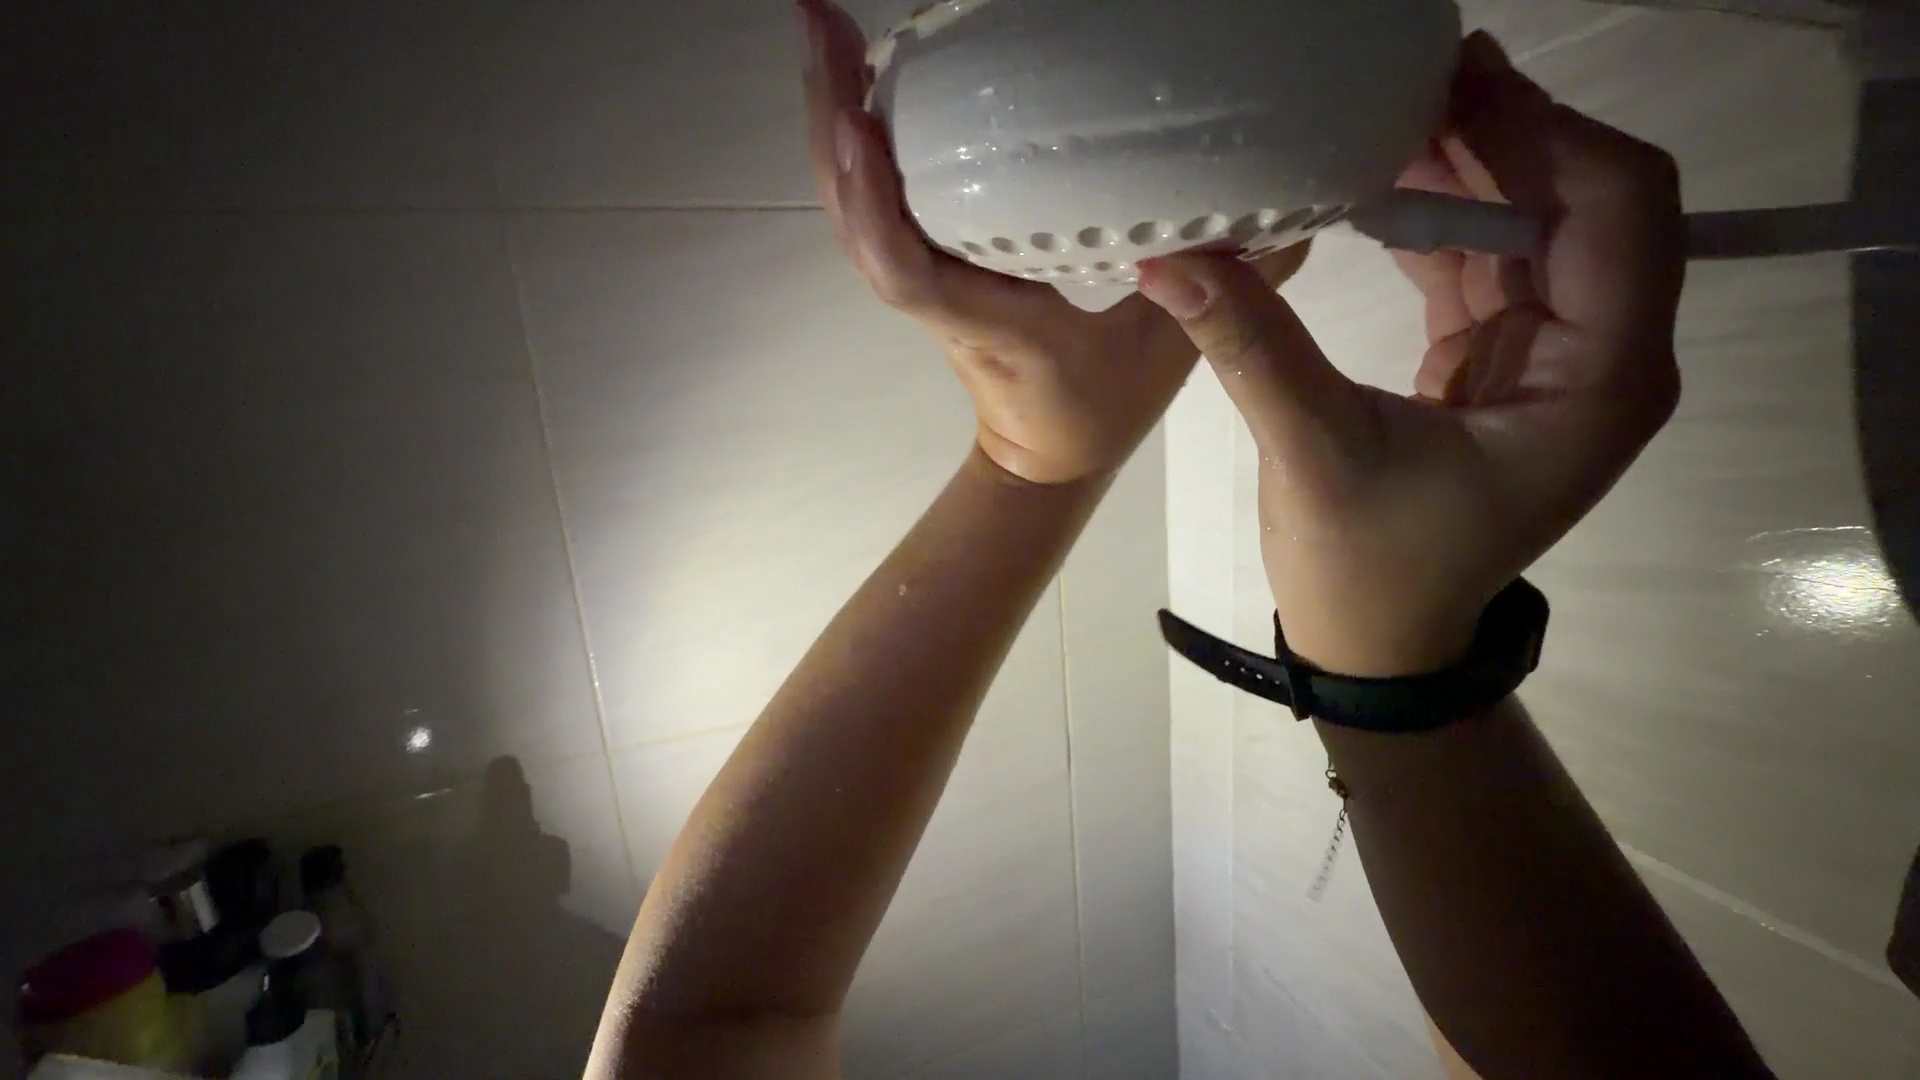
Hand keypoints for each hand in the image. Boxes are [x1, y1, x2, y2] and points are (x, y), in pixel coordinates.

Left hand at [798, 0, 1308, 484]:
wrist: (1042, 457)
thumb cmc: (1097, 413)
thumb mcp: (1163, 357)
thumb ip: (1215, 292)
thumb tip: (1280, 208)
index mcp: (988, 325)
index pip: (905, 270)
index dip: (872, 200)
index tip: (856, 115)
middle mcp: (942, 303)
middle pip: (857, 222)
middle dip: (831, 119)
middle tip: (823, 20)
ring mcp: (930, 288)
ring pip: (855, 214)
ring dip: (832, 124)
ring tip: (829, 32)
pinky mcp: (932, 273)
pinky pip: (878, 213)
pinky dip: (859, 151)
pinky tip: (864, 92)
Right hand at [1135, 32, 1685, 675]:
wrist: (1375, 640)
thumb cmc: (1365, 567)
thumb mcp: (1312, 452)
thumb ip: (1251, 345)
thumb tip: (1170, 260)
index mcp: (1596, 380)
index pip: (1613, 210)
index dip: (1538, 131)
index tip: (1452, 82)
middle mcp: (1598, 358)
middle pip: (1580, 205)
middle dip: (1502, 136)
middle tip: (1410, 81)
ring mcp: (1548, 362)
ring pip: (1531, 230)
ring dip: (1467, 173)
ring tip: (1387, 119)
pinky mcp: (1497, 369)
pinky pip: (1484, 270)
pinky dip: (1441, 224)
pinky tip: (1386, 192)